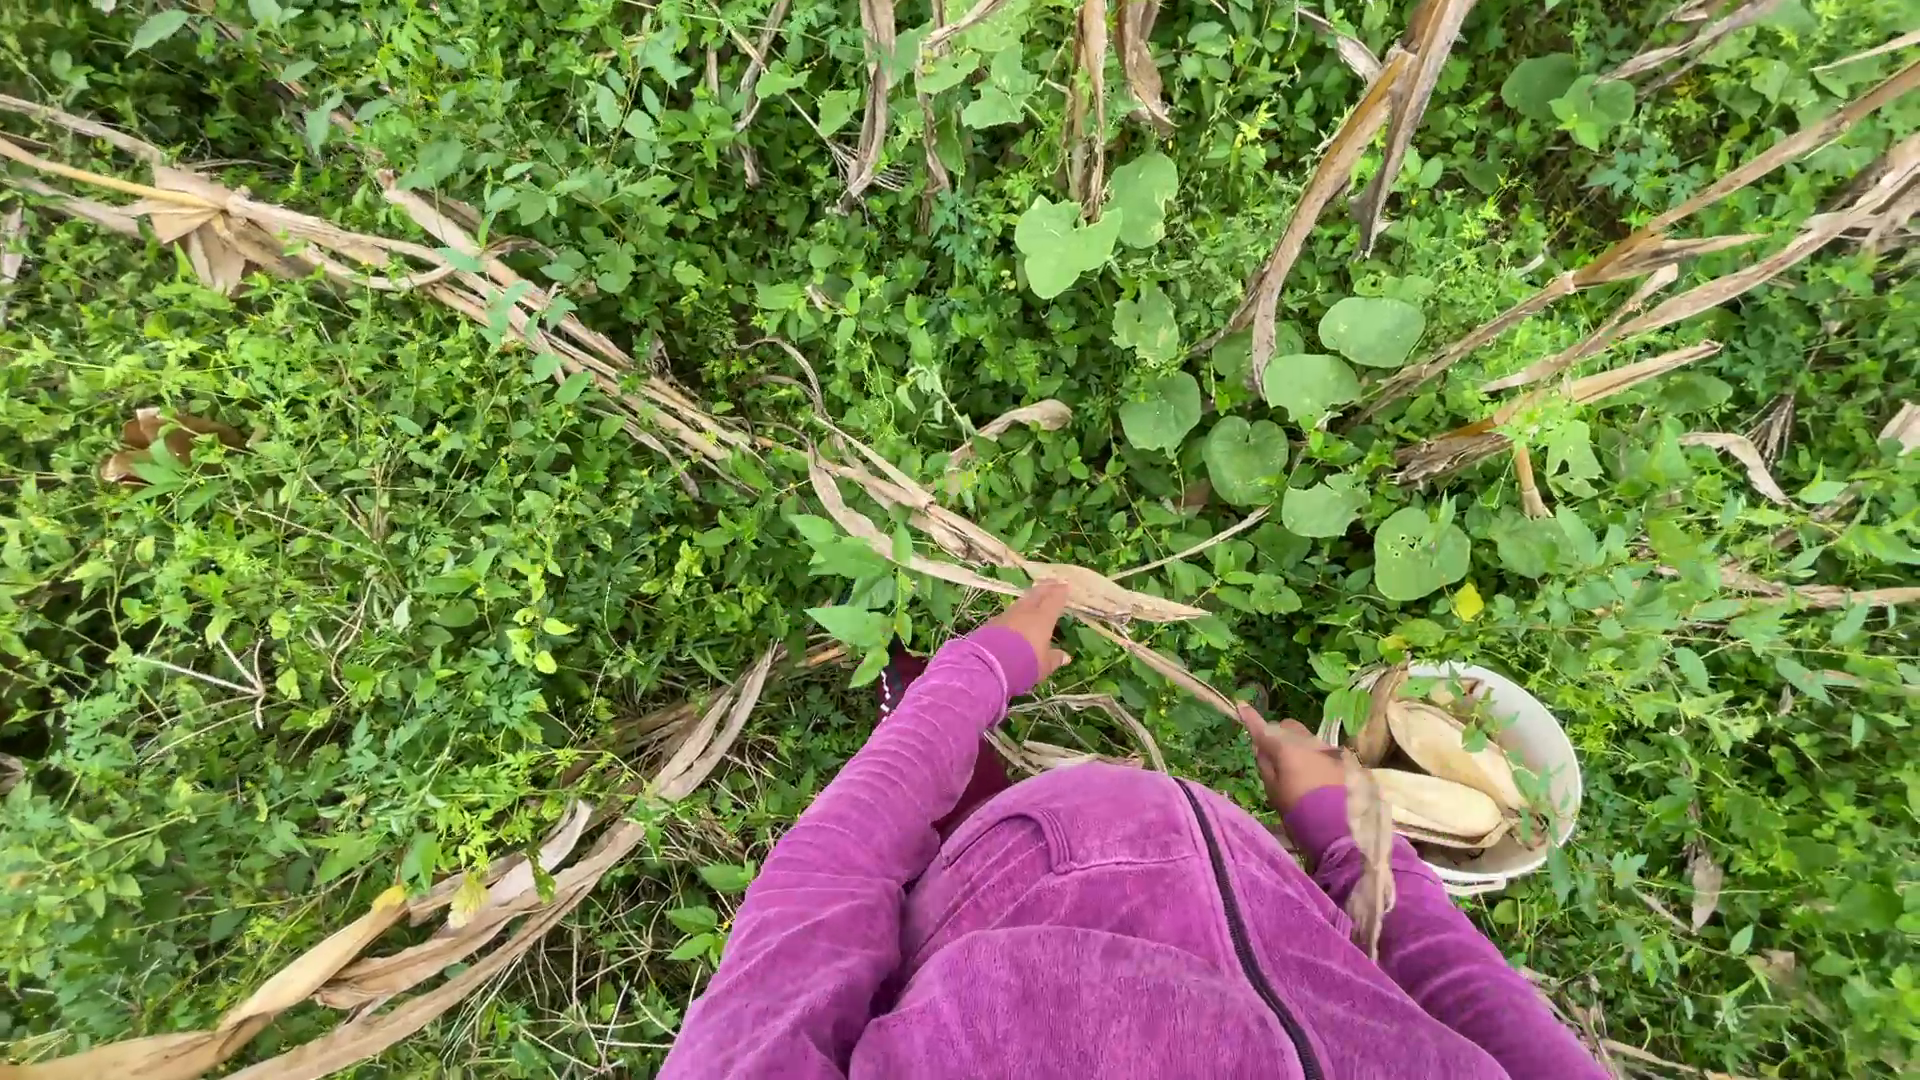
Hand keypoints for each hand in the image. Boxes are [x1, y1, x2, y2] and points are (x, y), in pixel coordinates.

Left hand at [984, 580, 1072, 679]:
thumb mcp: (1044, 666)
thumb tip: (1066, 656)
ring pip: (1021, 602)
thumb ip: (1054, 658)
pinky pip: (1008, 612)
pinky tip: (1015, 615)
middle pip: (1037, 594)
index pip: (1054, 600)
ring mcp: (1008, 615)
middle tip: (1052, 583)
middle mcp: (1025, 612)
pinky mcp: (993, 622)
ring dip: (1029, 598)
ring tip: (1034, 596)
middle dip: (1045, 588)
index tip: (1064, 585)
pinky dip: (1015, 611)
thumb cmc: (1025, 663)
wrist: (990, 664)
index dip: (1060, 592)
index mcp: (1043, 618)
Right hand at [1239, 704, 1344, 813]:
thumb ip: (1264, 761)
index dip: (1250, 717)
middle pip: (1285, 726)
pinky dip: (1310, 753)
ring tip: (1295, 765)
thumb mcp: (1271, 787)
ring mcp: (1323, 748)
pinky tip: (1312, 772)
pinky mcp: (1338, 758)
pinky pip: (1318, 747)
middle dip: (1277, 733)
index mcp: (1284, 748)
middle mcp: (1305, 741)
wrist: (1334, 826)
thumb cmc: (1296, 808)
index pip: (1262, 727)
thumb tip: (1261, 745)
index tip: (1241, 704)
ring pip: (1303, 735)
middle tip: (1272, 752)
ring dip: (1295, 743)